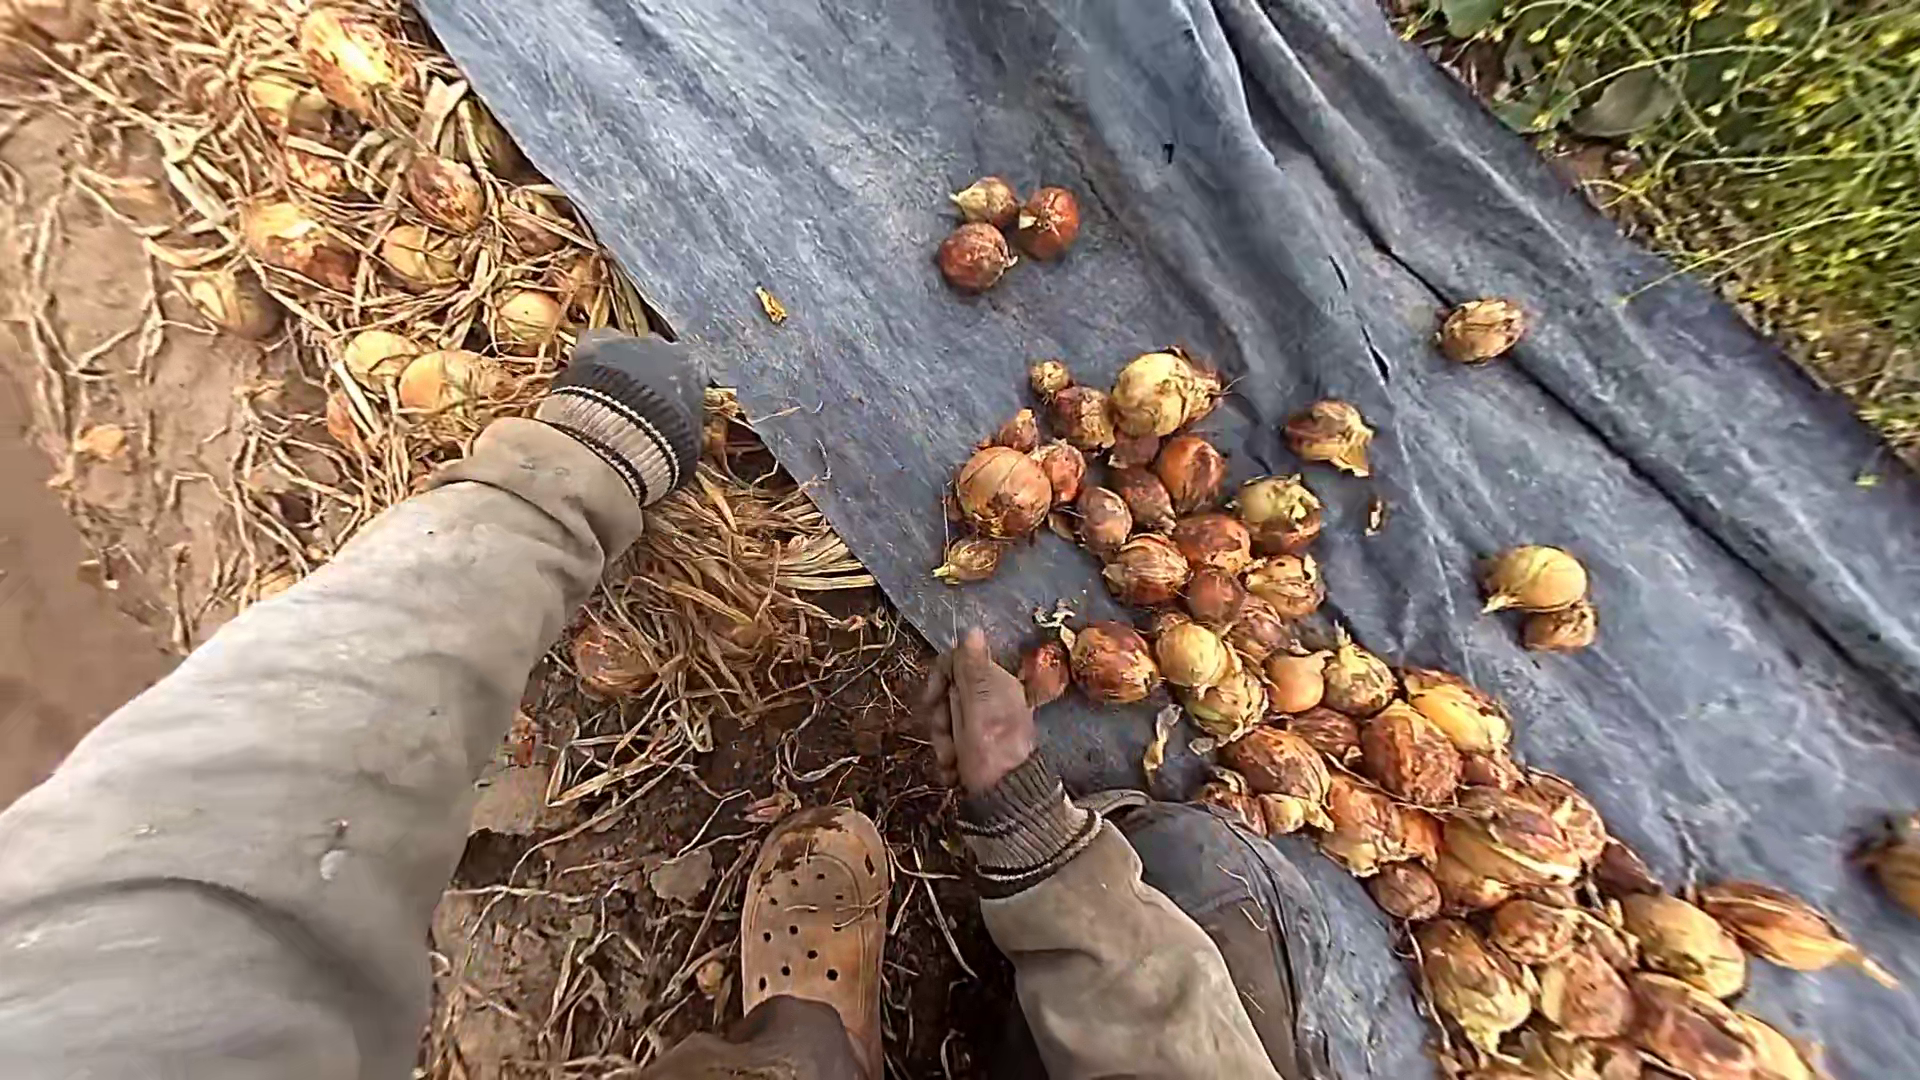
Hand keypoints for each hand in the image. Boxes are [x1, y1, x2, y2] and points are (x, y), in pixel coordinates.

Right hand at [919, 627, 1036, 794]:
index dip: (938, 678)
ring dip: (942, 742)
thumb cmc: (992, 750)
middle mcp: (991, 699)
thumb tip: (972, 628)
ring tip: (951, 761)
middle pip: (948, 693)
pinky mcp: (979, 748)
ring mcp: (985, 724)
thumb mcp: (978, 705)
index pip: (957, 662)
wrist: (1007, 801)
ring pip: (946, 721)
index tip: (931, 700)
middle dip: (940, 718)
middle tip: (945, 738)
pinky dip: (950, 758)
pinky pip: (953, 742)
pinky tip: (954, 772)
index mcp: (995, 682)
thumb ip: (972, 668)